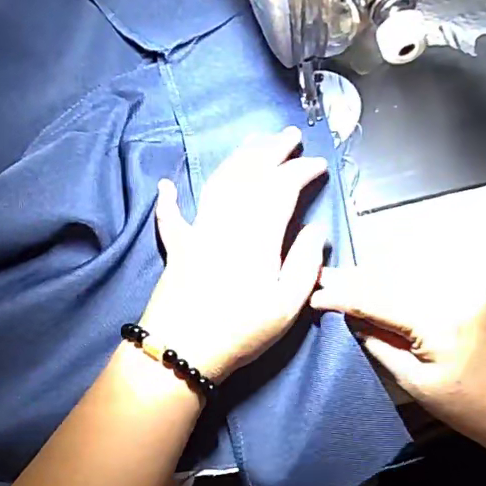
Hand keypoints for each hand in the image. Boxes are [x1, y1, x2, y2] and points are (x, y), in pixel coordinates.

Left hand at [140, 128, 329, 382]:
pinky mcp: (178, 248)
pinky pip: (172, 217)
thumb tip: (316, 231)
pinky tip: (166, 186)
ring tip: (253, 143)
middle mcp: (227, 221)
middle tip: (289, 135)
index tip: (318, 164)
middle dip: (272, 150)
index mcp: (258, 234)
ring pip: (218, 182)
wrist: (181, 350)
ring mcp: (198, 231)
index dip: (302, 170)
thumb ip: (305, 264)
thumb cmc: (241, 331)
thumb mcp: (287, 304)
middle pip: (250, 173)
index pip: (282, 187)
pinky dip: (169, 200)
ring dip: (237, 159)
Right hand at [310, 266, 485, 460]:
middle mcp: (460, 290)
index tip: (316, 294)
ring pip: (415, 264)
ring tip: (351, 275)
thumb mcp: (418, 385)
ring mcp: (477, 282)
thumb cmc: (475, 409)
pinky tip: (389, 272)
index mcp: (441, 322)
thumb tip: (353, 319)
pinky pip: (439, 267)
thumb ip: (382, 346)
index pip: (379, 299)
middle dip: (357, 276)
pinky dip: (410, 268)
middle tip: (326, 277)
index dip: (343, 295)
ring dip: (381, 268)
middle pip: (394, 273)